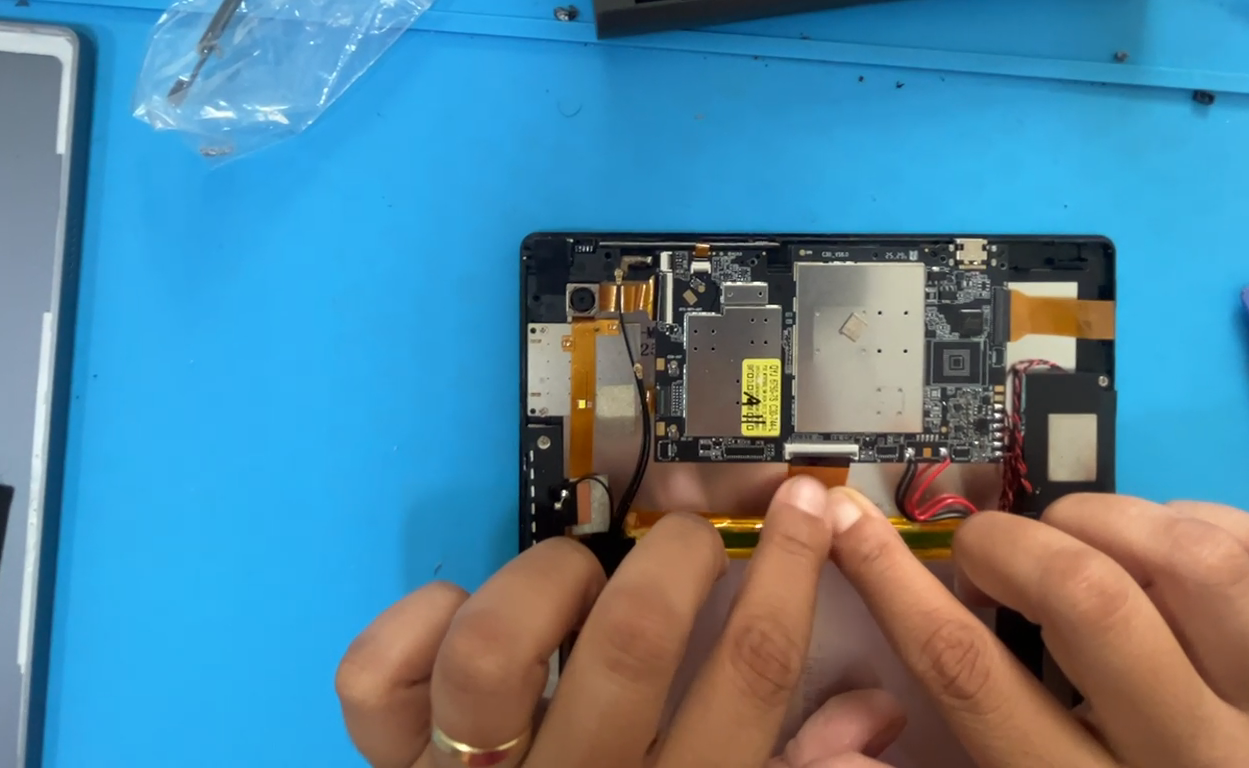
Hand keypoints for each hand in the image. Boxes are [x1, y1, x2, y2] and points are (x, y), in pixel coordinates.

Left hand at [337, 474, 898, 767]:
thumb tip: (871, 710)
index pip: (749, 678)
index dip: (787, 576)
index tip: (804, 507)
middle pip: (630, 640)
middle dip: (676, 557)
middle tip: (686, 540)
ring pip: (497, 642)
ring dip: (552, 576)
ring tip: (577, 576)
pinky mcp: (386, 762)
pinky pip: (377, 673)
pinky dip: (417, 617)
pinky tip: (457, 616)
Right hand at [824, 489, 1248, 767]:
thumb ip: (932, 725)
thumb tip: (861, 633)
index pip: (969, 673)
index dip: (894, 581)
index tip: (848, 517)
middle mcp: (1193, 757)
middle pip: (1091, 602)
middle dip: (1007, 546)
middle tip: (986, 558)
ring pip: (1196, 563)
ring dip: (1105, 522)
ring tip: (1071, 542)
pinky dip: (1200, 523)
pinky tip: (1154, 552)